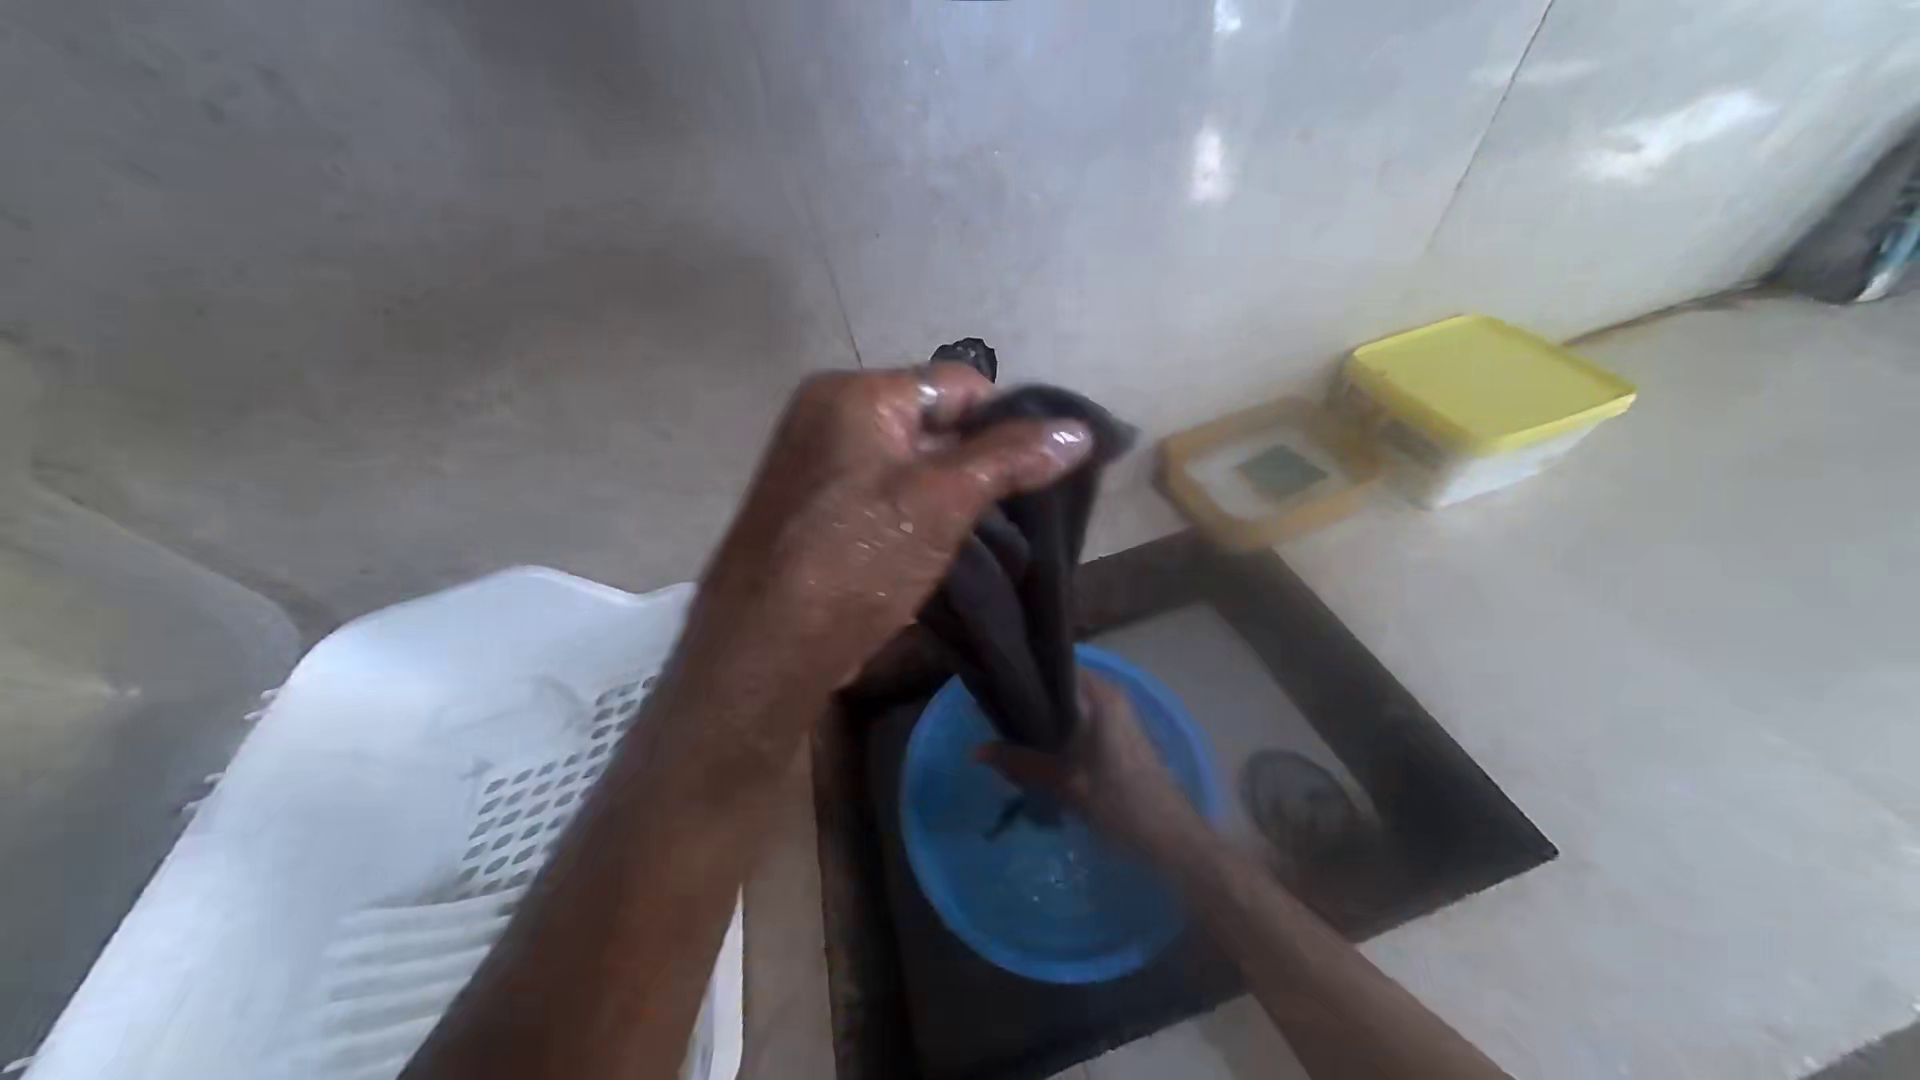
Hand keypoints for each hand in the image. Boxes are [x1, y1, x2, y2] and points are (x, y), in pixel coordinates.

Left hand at [672, 367, 1093, 710]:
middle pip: (932, 422)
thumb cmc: (855, 561)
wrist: (766, 648)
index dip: (1005, 422)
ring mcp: (817, 463)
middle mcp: (829, 416)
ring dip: (950, 493)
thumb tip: (1080, 432)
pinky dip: (917, 513)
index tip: (1039, 470)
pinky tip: (941, 548)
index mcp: (855, 395)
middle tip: (1017, 508)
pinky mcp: (815, 508)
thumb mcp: (942, 502)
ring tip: (988, 533)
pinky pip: (883, 494)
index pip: (957, 384)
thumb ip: (1009, 459)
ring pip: (909, 463)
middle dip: (977, 462)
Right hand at [979, 670, 1209, 857]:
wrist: (1172, 838)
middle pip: (1060, 684)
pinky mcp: (1120, 733)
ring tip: (1011, 728)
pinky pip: (1081, 716)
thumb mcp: (1066, 783)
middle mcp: (1110, 693)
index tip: (995, 684)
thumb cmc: (1121, 804)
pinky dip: (1060, 727)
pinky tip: (1041, 746)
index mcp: (1099, 694)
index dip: (1023, 674)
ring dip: (1045, 715)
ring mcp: (1118, 712)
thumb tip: (975, 751)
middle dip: (1030, 698)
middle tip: (996, 712)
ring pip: (1070, 702)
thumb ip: (1021, 762)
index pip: (1053, 666)